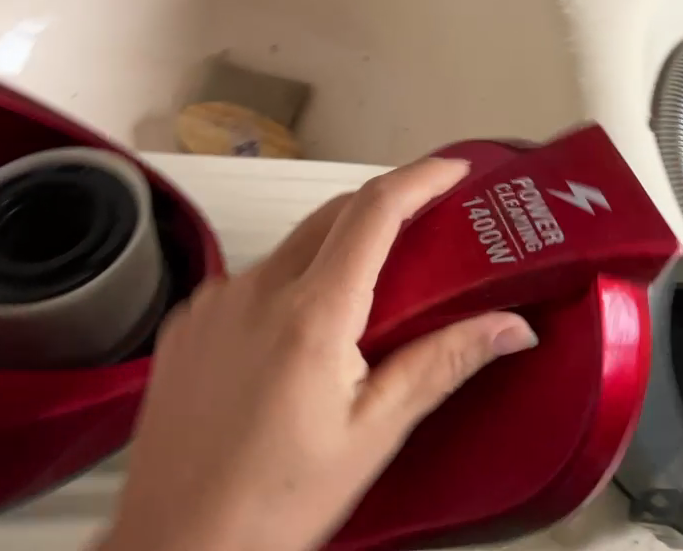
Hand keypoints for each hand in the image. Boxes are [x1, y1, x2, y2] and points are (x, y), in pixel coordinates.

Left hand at [102, 157, 538, 550]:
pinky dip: (288, 284)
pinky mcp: (188, 320)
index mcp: (312, 313)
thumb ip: (443, 363)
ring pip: (294, 245)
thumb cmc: (276, 504)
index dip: (420, 178)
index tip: (454, 169)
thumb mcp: (373, 433)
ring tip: (365, 301)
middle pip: (336, 214)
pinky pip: (253, 277)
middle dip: (385, 209)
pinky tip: (296, 338)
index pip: (376, 210)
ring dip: (336, 251)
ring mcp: (215, 300)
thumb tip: (511, 325)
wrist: (171, 550)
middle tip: (427, 230)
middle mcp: (257, 288)